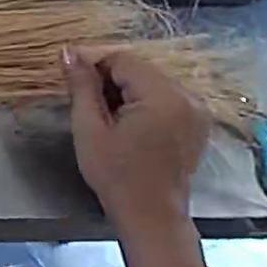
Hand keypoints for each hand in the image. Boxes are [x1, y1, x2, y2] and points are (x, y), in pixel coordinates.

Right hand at [63, 46, 211, 232]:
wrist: (150, 215)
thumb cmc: (116, 175)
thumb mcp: (89, 129)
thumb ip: (81, 86)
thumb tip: (68, 51)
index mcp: (162, 96)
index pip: (122, 60)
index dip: (95, 71)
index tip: (80, 94)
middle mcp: (187, 96)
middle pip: (140, 69)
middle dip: (113, 83)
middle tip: (95, 113)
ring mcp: (197, 110)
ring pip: (152, 82)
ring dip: (128, 93)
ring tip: (114, 123)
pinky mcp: (198, 122)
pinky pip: (166, 98)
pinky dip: (146, 104)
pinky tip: (132, 128)